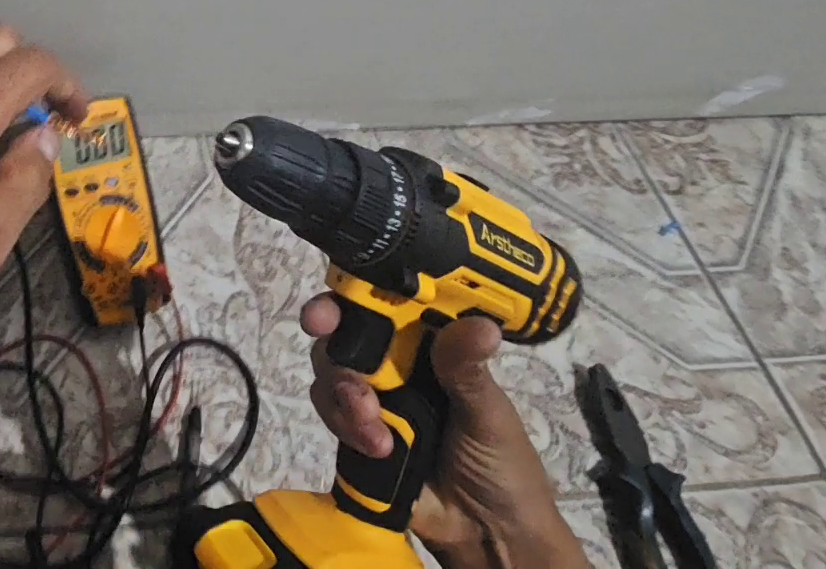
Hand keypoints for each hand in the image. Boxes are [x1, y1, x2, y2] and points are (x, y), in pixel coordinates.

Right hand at [301, 294, 586, 568]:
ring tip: (376, 429)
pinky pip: (329, 412)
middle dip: (329, 332)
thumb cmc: (503, 464)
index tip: (334, 300)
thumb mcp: (490, 413)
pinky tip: (375, 448)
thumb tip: (481, 325)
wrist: (489, 536)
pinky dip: (342, 424)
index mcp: (426, 343)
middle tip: (322, 333)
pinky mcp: (355, 430)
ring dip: (343, 393)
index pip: (383, 301)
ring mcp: (371, 395)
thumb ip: (469, 370)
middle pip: (343, 328)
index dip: (352, 290)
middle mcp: (391, 361)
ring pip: (331, 370)